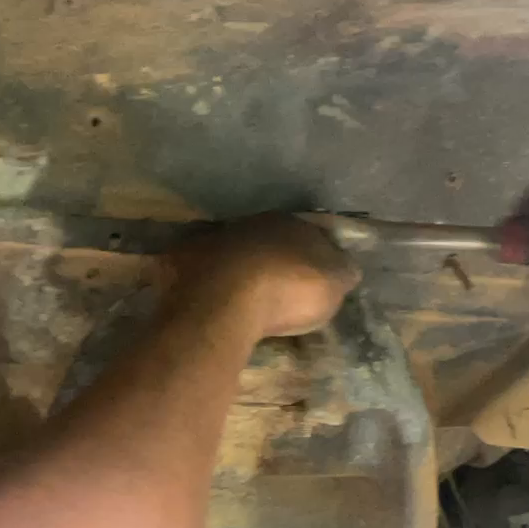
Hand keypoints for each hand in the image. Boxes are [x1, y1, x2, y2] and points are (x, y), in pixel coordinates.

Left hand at [160, 213, 360, 341]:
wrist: (225, 299)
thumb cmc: (287, 289)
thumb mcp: (332, 283)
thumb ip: (341, 272)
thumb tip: (347, 268)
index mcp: (289, 222)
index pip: (307, 233)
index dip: (313, 254)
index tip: (314, 275)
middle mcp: (249, 224)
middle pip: (265, 242)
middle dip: (272, 260)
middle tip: (278, 288)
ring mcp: (211, 241)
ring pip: (231, 254)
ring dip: (237, 271)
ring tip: (244, 299)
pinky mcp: (181, 264)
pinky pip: (199, 274)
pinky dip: (206, 286)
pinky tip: (211, 305)